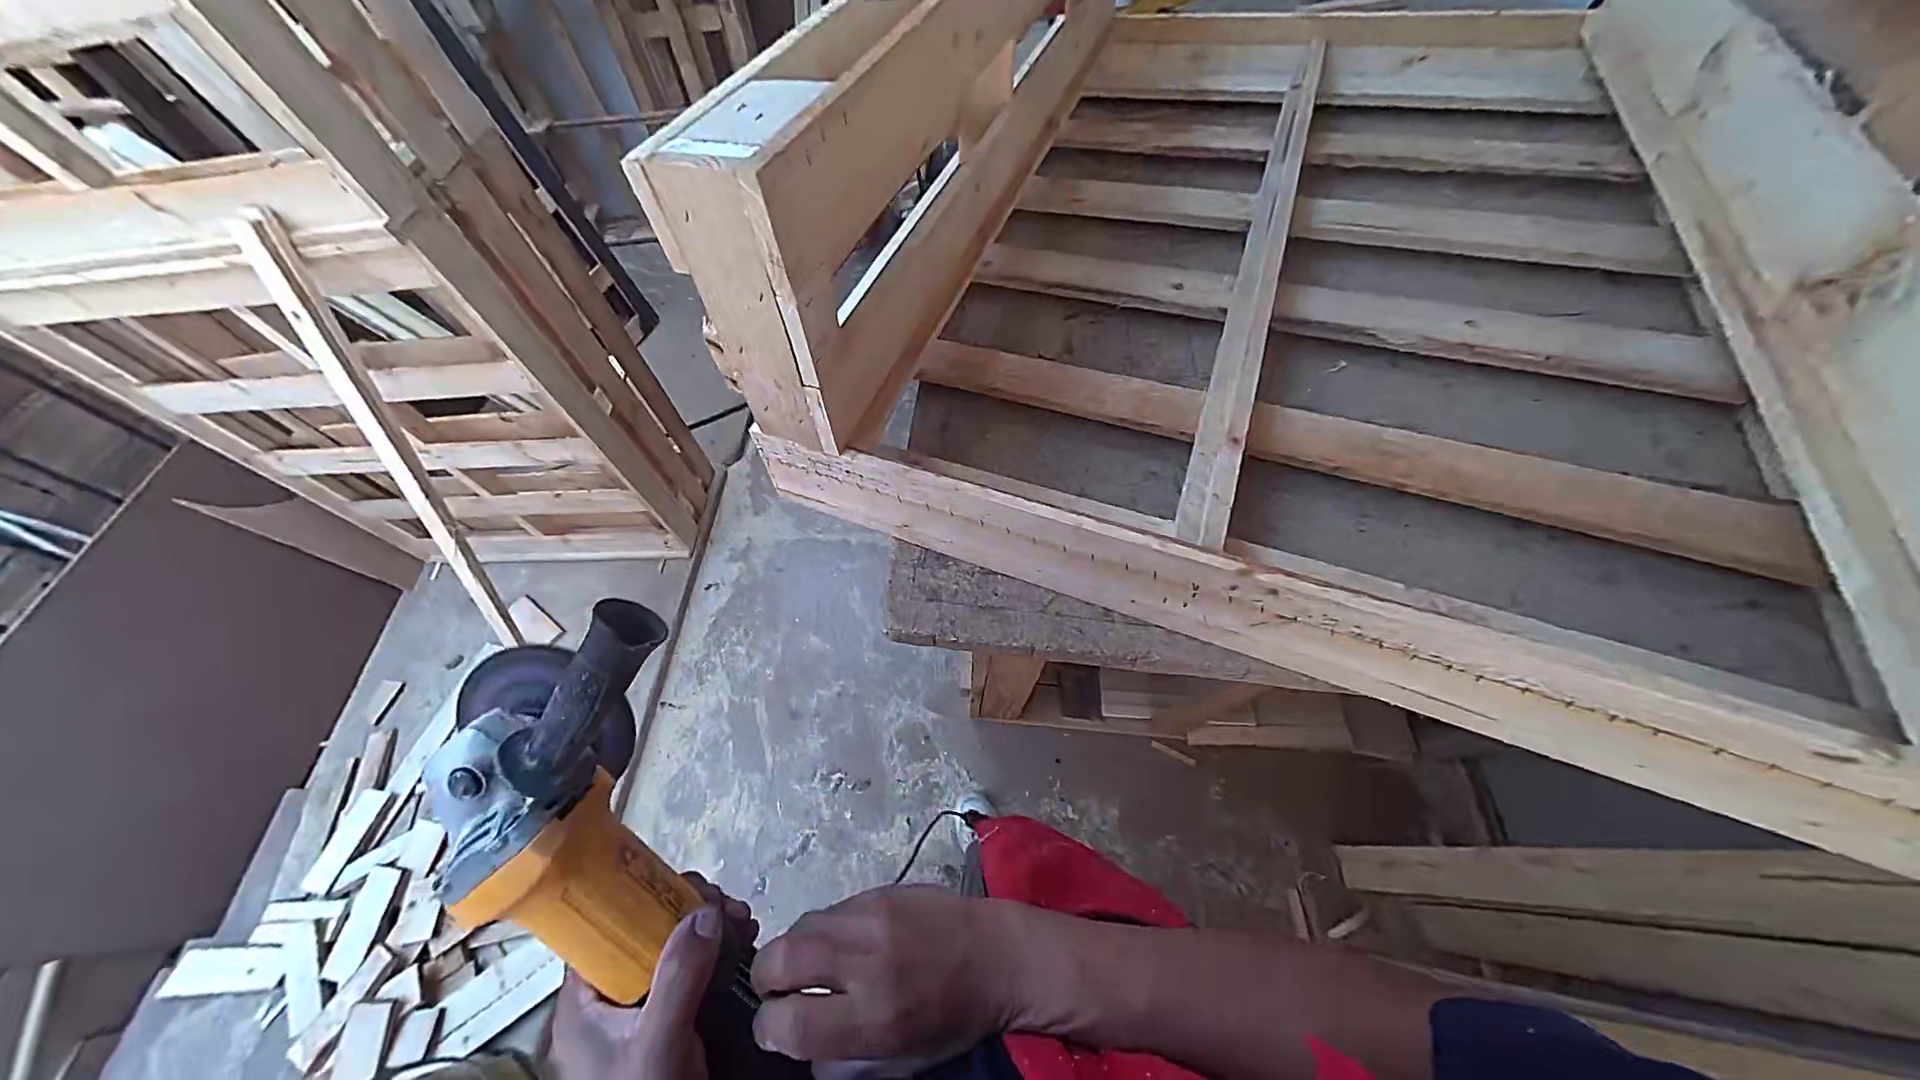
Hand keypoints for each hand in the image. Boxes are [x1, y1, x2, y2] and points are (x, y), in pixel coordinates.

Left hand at [548, 873, 756, 1079]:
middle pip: (647, 929)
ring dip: (711, 925)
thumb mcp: (657, 1045)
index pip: (604, 926)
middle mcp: (610, 996)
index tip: (691, 888)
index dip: (645, 897)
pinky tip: (743, 943)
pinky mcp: (669, 1016)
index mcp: (585, 1000)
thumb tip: (705, 911)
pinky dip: (719, 948)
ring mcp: (641, 1007)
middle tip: (729, 906)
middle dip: (692, 909)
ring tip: (744, 923)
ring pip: (674, 944)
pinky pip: (693, 966)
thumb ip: (678, 979)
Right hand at [750, 886, 1025, 1063]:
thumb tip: (796, 1040)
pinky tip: (842, 943)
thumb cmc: (953, 1016)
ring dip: (793, 949)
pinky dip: (824, 929)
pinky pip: (832, 908)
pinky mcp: (881, 889)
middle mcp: (867, 960)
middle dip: (766, 979)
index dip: (768, 1028)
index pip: (787, 1021)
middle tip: (779, 991)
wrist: (997, 954)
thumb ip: (840, 1059)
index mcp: (873, 1016)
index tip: (775, 1028)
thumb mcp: (900, 1061)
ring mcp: (873, 916)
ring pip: (801, 925)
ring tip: (811, 966)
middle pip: (780, 958)